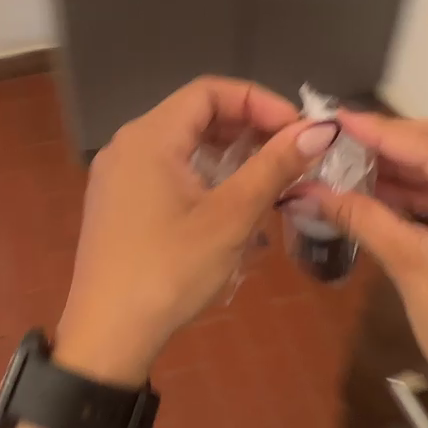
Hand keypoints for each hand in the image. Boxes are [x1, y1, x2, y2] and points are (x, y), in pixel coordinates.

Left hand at [55, 77, 342, 385]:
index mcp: (149, 136)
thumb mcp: (230, 217)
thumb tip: (320, 129)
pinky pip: (169, 171)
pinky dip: (205, 177)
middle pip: (196, 115)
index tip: (297, 130)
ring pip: (185, 146)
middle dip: (248, 129)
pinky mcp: (119, 202)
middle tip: (291, 155)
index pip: (210, 91)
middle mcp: (129, 144)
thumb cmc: (170, 271)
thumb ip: (274, 166)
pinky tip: (233, 207)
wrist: (107, 336)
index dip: (259, 101)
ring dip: (230, 156)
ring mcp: (119, 174)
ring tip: (270, 181)